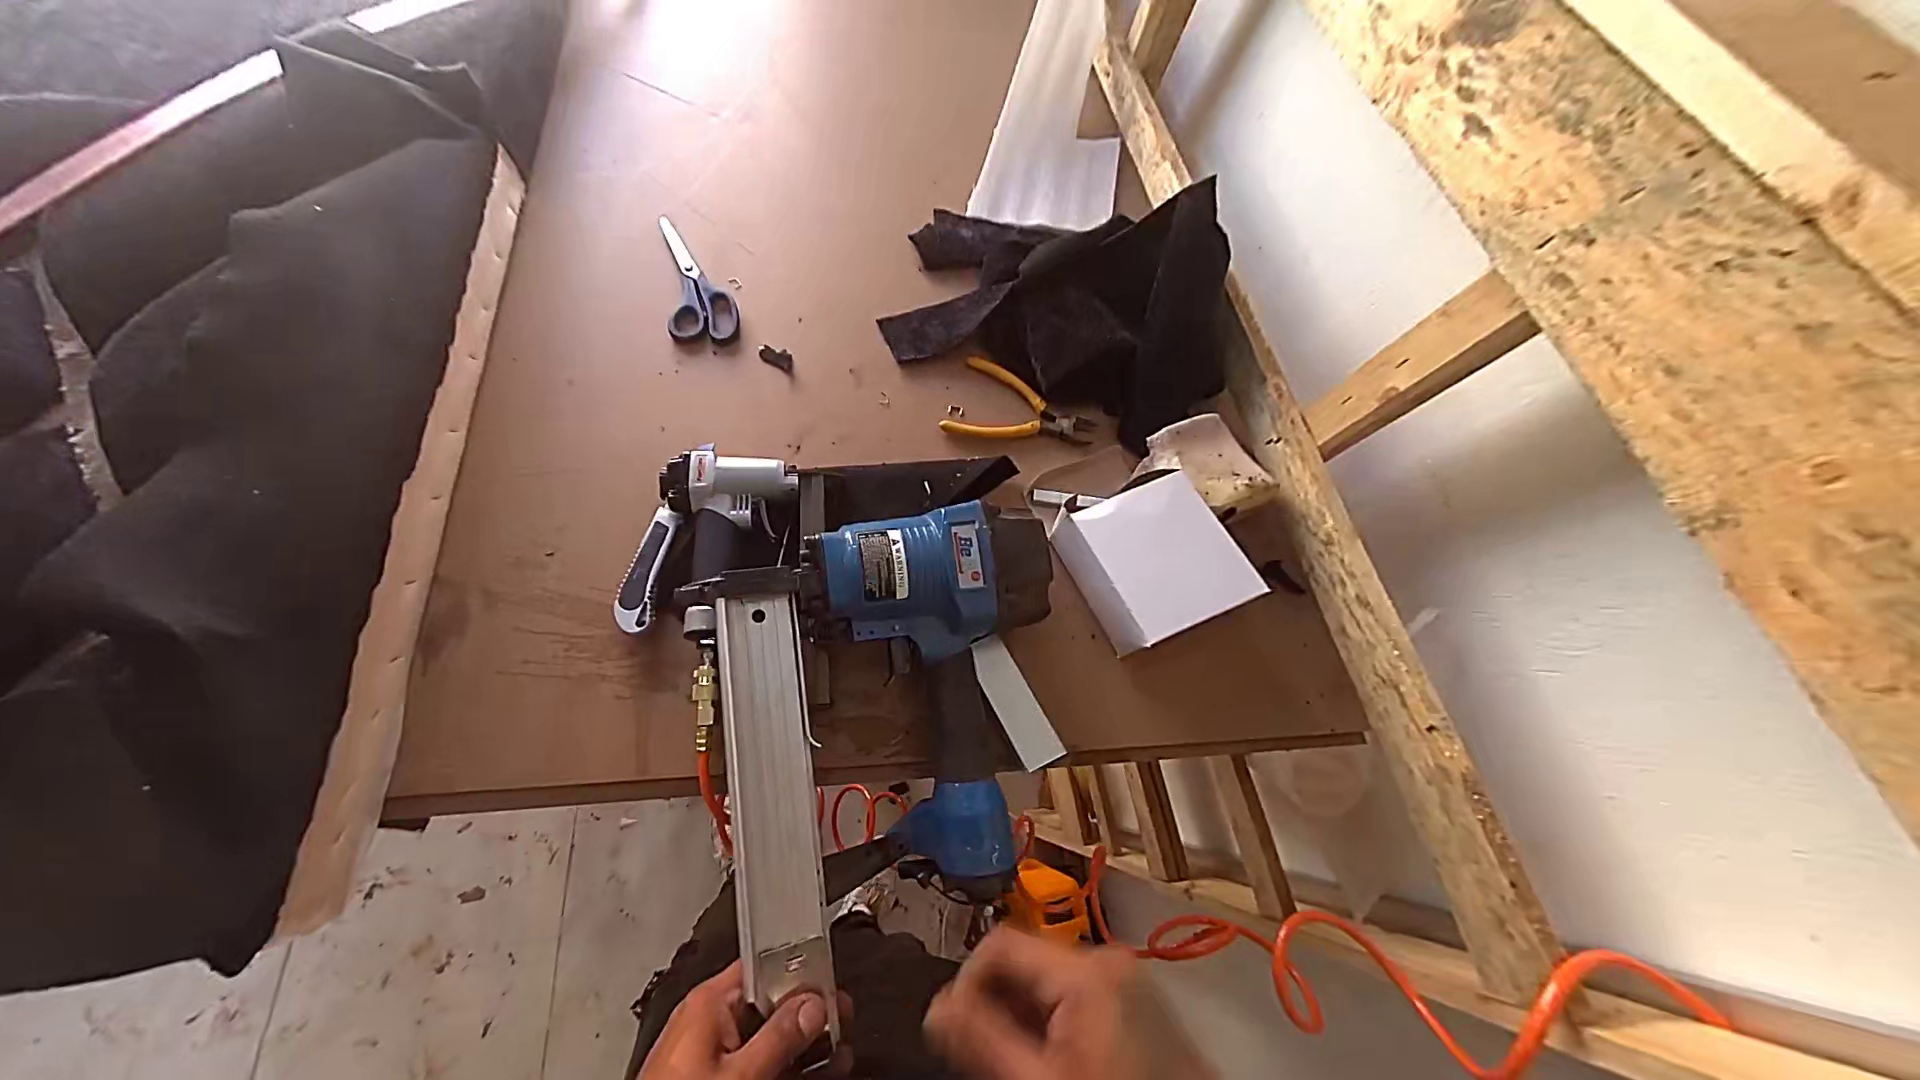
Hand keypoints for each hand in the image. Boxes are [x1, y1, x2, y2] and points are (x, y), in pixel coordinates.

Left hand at [639, 961, 850, 1079]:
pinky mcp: (708, 1075)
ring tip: (836, 1055)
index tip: (832, 992)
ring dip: (802, 1043)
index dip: (804, 976)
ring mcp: (706, 1051)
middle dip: (809, 1014)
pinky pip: (752, 1057)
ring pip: (765, 1033)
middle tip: (842, 1025)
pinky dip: (781, 1063)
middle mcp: (707, 1019)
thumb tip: (814, 1004)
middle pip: (771, 1000)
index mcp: (709, 1003)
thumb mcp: (738, 1077)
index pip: (767, 965)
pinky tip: (810, 1071)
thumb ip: (779, 1038)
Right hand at [923, 928, 1140, 1079]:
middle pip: (1024, 958)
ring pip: (1046, 974)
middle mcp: (1109, 956)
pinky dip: (1051, 1015)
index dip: (967, 980)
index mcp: (1087, 967)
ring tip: (1020, 1060)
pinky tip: (1050, 1055)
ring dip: (1022, 1010)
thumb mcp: (1039, 1079)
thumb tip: (935, 1008)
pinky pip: (1073, 988)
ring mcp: (1125, 973)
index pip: (999, 942)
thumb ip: (982, 1039)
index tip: (955, 1023)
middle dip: (997, 1001)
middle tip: (986, 1053)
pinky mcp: (1133, 992)